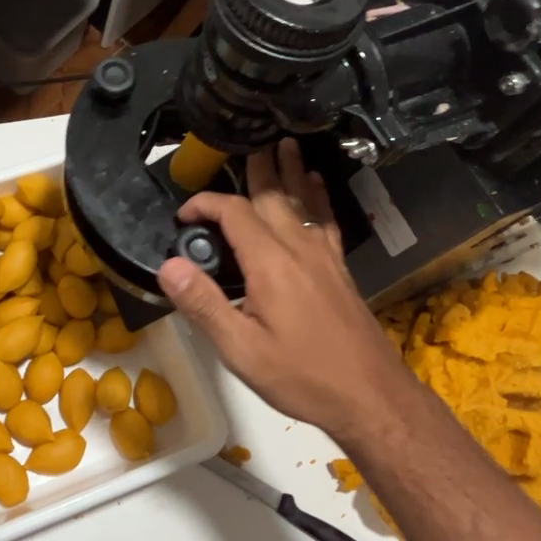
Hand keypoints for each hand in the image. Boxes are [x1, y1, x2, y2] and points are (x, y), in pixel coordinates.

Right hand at [156, 138, 399, 439]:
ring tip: (284, 144)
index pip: (233, 213)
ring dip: (289, 171)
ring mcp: (323, 256)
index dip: (205, 205)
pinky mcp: (339, 268)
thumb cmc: (301, 376)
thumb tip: (169, 266)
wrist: (371, 397)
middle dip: (255, 168)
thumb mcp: (241, 350)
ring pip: (302, 200)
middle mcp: (297, 248)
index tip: (183, 216)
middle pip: (273, 195)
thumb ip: (204, 305)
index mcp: (269, 263)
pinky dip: (318, 196)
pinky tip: (316, 185)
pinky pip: (325, 219)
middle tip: (243, 144)